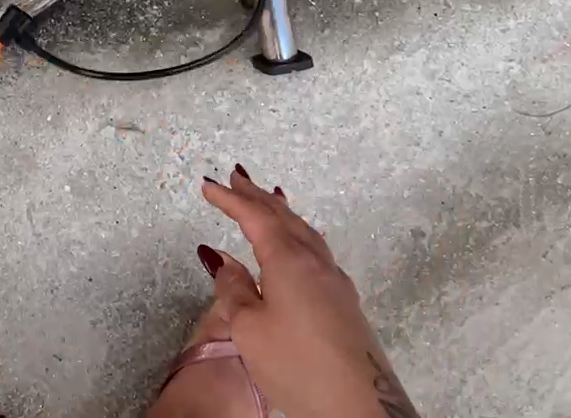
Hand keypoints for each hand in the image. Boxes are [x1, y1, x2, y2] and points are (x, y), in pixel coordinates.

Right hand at [199, 167, 418, 417]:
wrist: (364, 411)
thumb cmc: (298, 365)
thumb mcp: (249, 329)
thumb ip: (233, 290)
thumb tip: (223, 260)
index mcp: (288, 260)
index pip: (254, 217)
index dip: (229, 199)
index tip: (206, 184)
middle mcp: (314, 262)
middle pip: (283, 216)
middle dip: (257, 195)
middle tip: (236, 177)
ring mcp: (335, 282)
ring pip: (304, 232)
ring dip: (281, 211)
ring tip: (267, 200)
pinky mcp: (346, 303)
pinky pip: (316, 249)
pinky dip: (298, 233)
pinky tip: (298, 244)